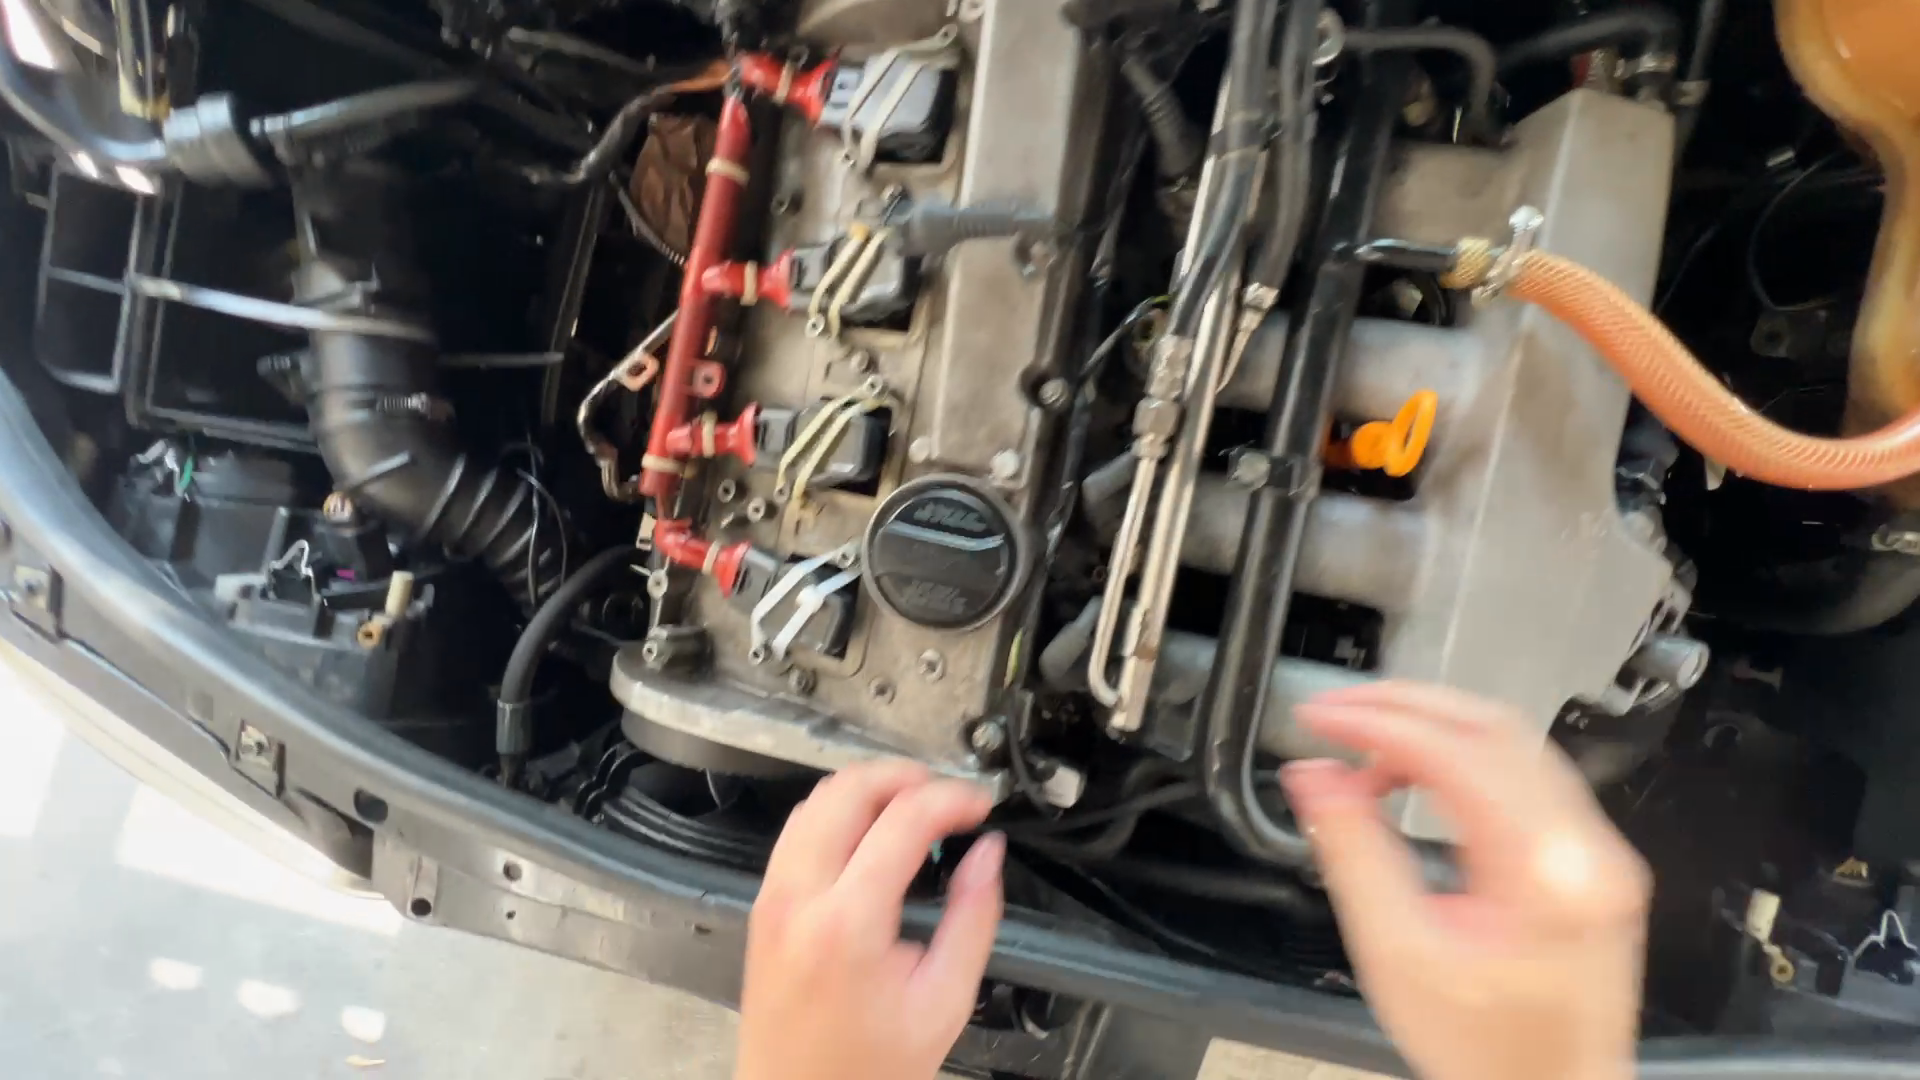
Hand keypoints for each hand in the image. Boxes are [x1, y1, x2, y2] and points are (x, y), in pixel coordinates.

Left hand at [736, 762, 1004, 1079]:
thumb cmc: (869, 1069)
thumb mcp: (944, 1001)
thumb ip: (974, 917)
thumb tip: (987, 852)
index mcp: (847, 923)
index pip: (904, 819)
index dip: (952, 797)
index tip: (981, 804)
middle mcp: (799, 896)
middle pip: (850, 788)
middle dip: (908, 776)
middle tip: (948, 798)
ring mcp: (774, 894)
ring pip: (819, 796)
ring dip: (873, 786)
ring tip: (916, 807)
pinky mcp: (766, 900)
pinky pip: (800, 824)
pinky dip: (841, 808)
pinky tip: (872, 828)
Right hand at [1280, 682, 1650, 1079]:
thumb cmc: (1481, 1045)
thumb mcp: (1393, 948)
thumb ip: (1351, 848)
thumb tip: (1314, 775)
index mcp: (1544, 870)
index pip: (1454, 752)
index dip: (1375, 721)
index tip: (1319, 716)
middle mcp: (1583, 848)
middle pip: (1489, 726)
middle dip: (1399, 704)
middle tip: (1334, 708)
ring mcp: (1589, 847)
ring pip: (1503, 736)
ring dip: (1423, 720)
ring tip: (1360, 732)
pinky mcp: (1577, 851)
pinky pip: (1511, 765)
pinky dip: (1448, 749)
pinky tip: (1404, 770)